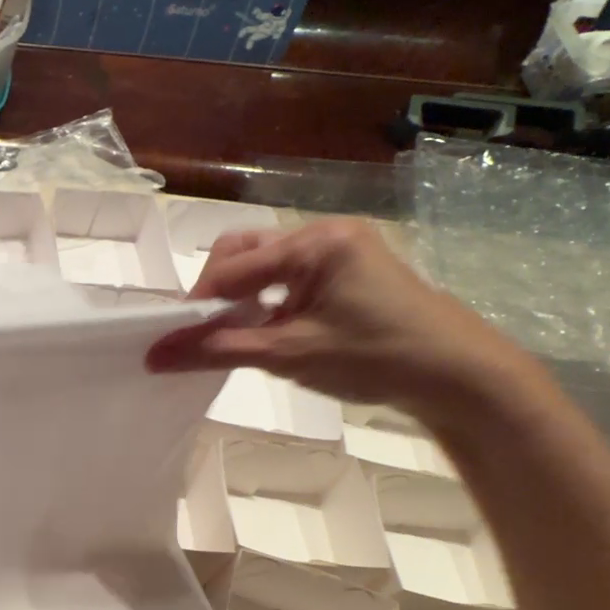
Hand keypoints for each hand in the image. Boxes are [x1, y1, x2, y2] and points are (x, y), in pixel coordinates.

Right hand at [146, 218, 544, 428]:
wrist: (456, 374)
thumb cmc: (374, 357)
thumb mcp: (286, 354)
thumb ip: (215, 350)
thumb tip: (152, 357)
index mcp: (314, 244)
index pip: (230, 268)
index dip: (197, 305)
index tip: (175, 343)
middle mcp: (324, 235)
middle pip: (242, 253)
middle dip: (215, 292)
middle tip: (204, 335)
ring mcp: (338, 251)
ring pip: (262, 265)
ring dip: (238, 298)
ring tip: (232, 336)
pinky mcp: (346, 272)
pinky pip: (285, 278)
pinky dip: (263, 302)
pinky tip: (262, 332)